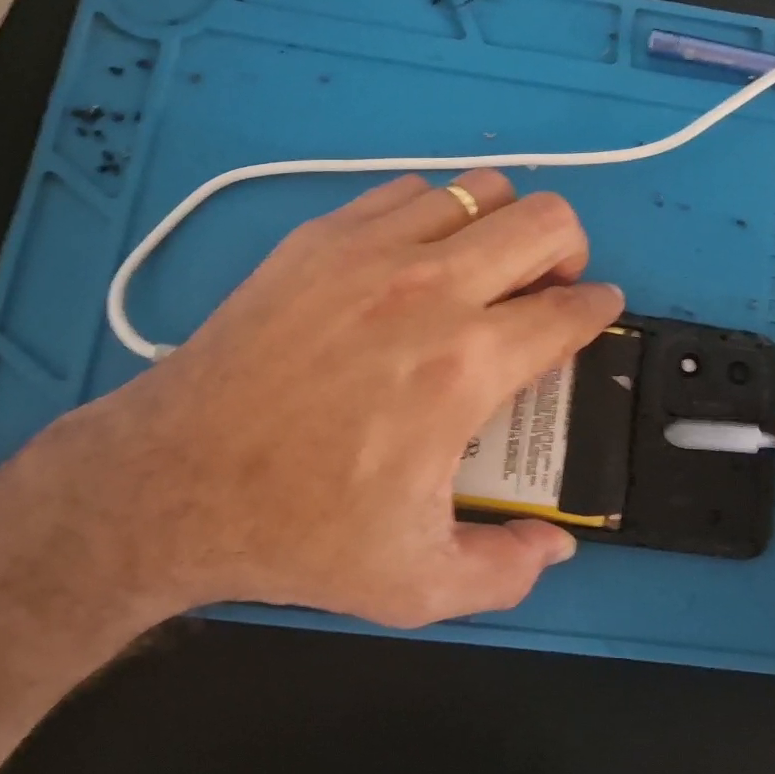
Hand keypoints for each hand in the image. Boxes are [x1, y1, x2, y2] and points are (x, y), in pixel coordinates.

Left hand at [23, 171, 622, 627]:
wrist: (175, 479)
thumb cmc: (298, 528)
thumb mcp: (416, 583)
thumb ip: (505, 570)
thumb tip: (555, 546)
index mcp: (466, 366)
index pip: (571, 309)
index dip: (599, 308)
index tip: (596, 312)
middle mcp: (431, 289)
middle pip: (546, 220)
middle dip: (569, 249)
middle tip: (547, 288)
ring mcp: (371, 250)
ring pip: (480, 190)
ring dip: (503, 224)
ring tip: (485, 267)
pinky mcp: (321, 235)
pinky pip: (408, 191)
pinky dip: (435, 214)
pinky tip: (416, 257)